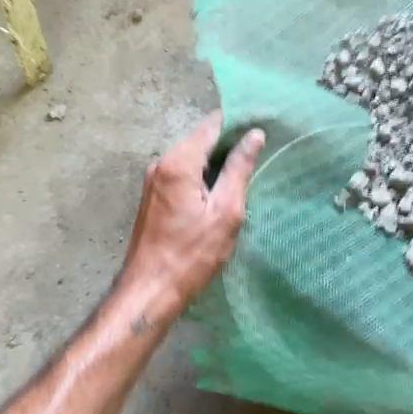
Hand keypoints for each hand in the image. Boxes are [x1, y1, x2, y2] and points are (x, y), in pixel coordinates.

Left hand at [122, 112, 264, 314]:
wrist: (150, 291)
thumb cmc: (192, 254)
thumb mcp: (226, 212)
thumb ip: (239, 169)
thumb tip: (254, 135)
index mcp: (179, 162)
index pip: (212, 125)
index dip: (238, 123)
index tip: (263, 127)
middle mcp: (162, 163)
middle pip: (201, 140)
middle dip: (229, 144)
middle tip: (260, 154)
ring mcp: (154, 180)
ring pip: (193, 158)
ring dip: (216, 163)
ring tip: (246, 173)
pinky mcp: (153, 196)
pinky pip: (183, 174)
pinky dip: (203, 177)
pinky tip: (221, 193)